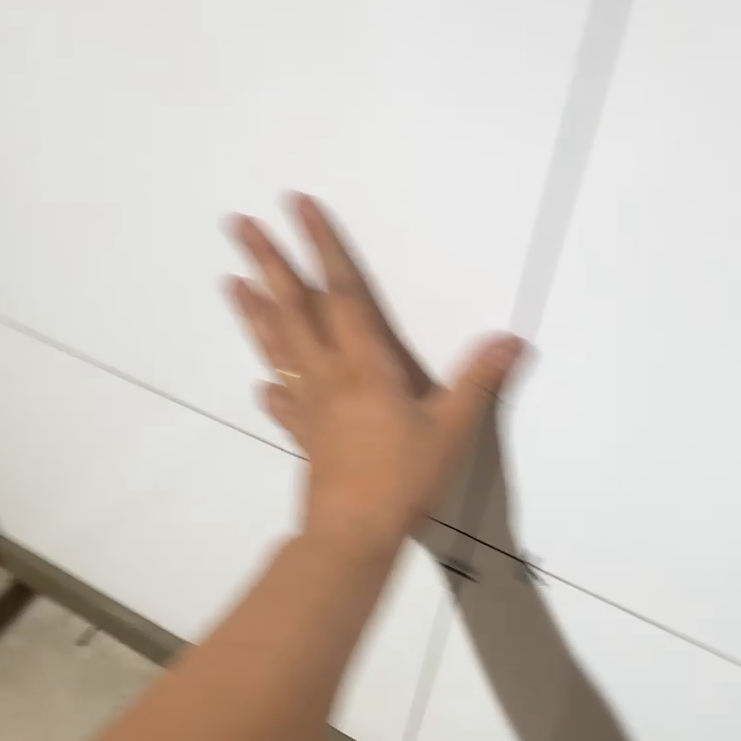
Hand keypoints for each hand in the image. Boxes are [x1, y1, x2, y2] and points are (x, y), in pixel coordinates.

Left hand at [226, 194, 525, 551]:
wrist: (354, 533)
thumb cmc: (402, 478)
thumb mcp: (452, 430)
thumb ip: (478, 383)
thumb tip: (511, 339)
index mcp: (364, 365)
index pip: (343, 293)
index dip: (321, 247)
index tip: (296, 206)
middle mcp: (329, 376)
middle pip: (293, 310)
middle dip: (267, 263)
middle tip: (237, 224)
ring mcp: (310, 406)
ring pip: (277, 348)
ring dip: (254, 312)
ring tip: (229, 281)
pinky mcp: (303, 437)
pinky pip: (283, 404)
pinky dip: (273, 388)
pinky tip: (262, 384)